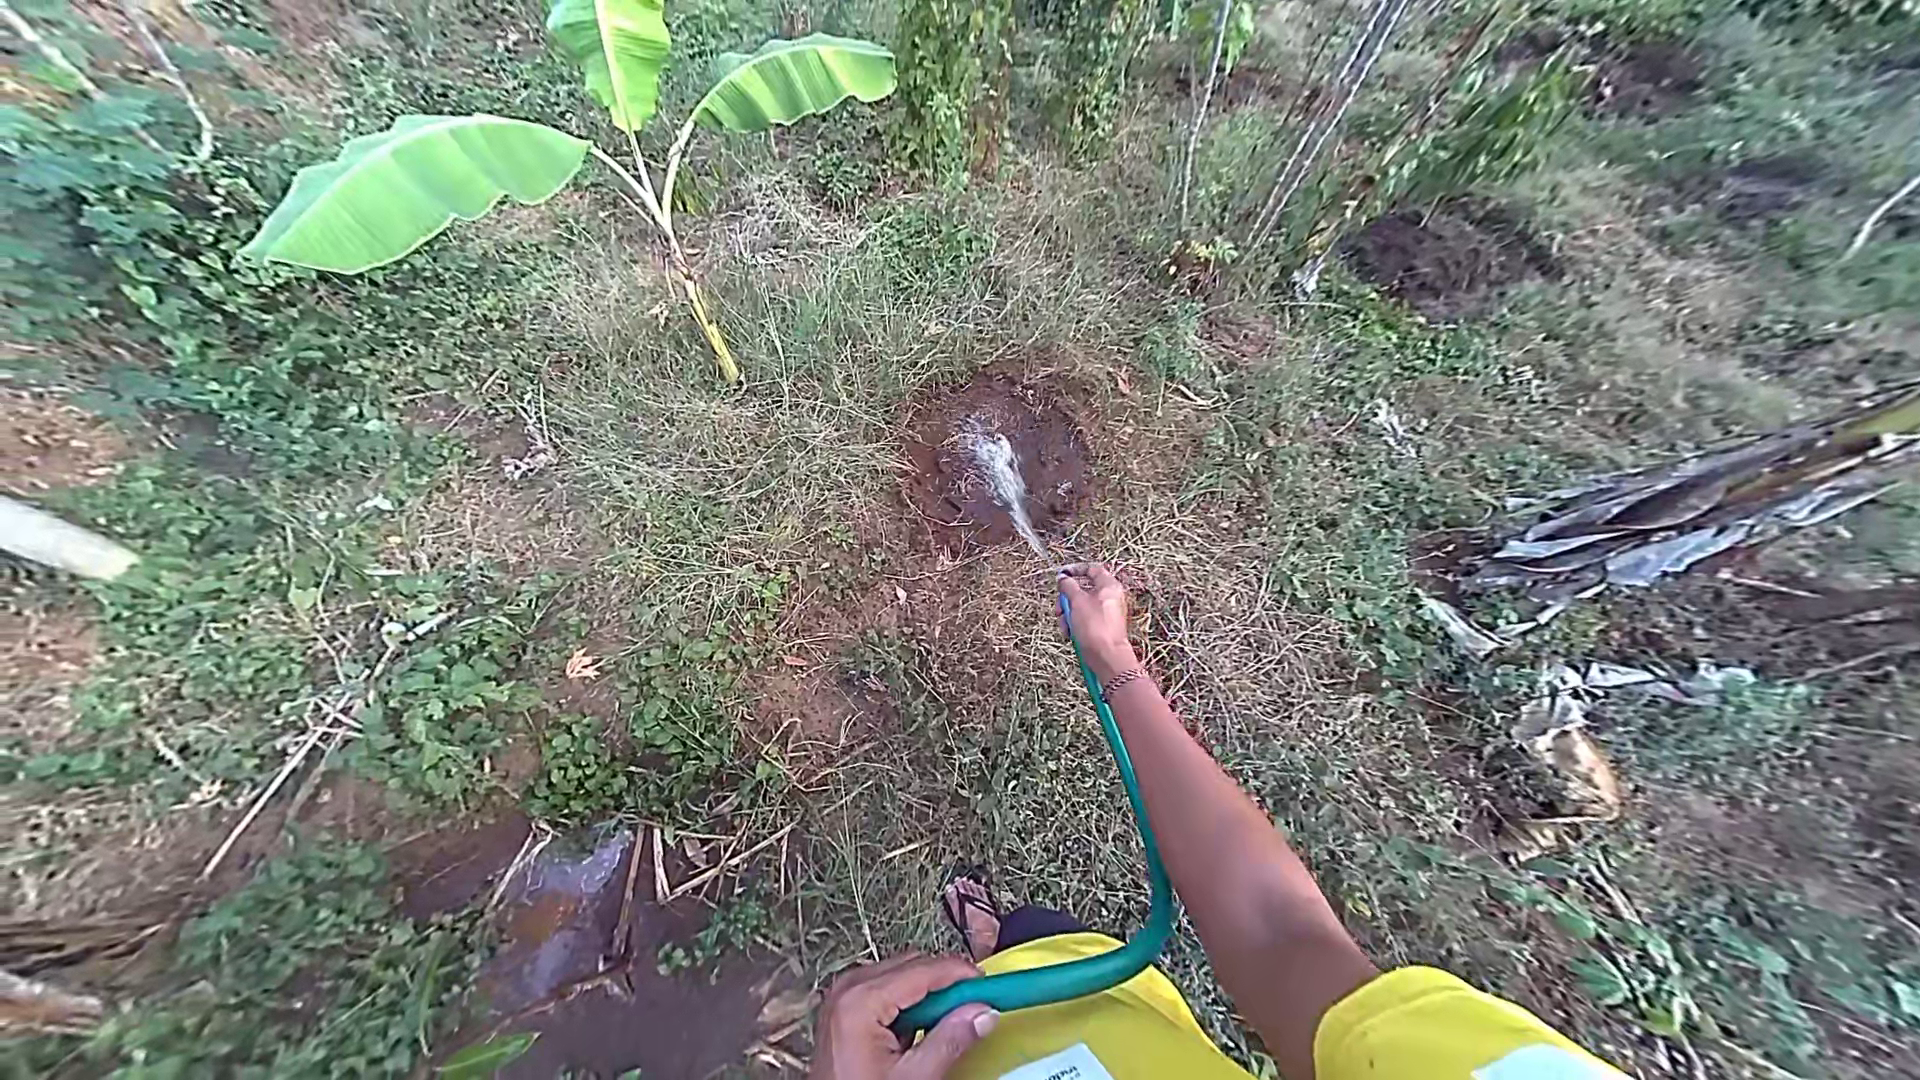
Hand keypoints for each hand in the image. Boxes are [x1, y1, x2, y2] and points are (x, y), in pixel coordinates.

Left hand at [808, 953, 998, 1079]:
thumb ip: (950, 1042)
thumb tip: (983, 1012)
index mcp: (862, 999)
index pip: (923, 969)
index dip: (959, 973)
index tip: (986, 985)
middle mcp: (850, 985)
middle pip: (912, 965)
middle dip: (945, 982)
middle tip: (973, 1005)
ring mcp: (844, 992)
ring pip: (901, 972)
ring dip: (927, 992)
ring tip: (947, 1021)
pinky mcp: (844, 1003)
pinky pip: (886, 986)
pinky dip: (908, 1001)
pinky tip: (919, 1028)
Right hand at [1057, 562, 1136, 680]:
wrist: (1106, 657)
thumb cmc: (1095, 627)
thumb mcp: (1077, 601)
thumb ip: (1068, 586)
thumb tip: (1062, 578)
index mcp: (1109, 586)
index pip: (1092, 569)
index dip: (1075, 570)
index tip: (1061, 576)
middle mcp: (1110, 598)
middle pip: (1082, 590)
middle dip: (1067, 599)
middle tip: (1060, 608)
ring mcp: (1105, 614)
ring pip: (1080, 606)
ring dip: (1068, 615)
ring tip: (1066, 626)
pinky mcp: (1101, 628)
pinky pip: (1083, 620)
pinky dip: (1074, 625)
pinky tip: (1070, 634)